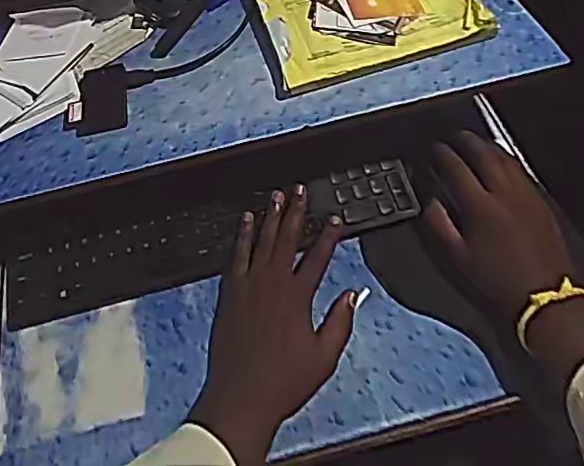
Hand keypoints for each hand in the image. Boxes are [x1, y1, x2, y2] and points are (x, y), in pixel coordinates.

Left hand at [189, 186, 360, 463]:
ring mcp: (249, 283)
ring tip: (276, 195)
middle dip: (296, 212)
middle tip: (299, 190)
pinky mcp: (230, 288)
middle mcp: (273, 283)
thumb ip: (340, 322)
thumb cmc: (284, 381)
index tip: (334, 219)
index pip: (318, 257)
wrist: (242, 394)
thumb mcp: (324, 357)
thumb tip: (352, 294)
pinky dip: (242, 234)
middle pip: (287, 238)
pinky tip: (246, 219)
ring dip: (270, 215)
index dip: (328, 235)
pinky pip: (237, 252)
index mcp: (298, 298)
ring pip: (261, 239)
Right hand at [419, 132, 583, 386]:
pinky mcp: (543, 205)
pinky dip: (506, 160)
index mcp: (479, 205)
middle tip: (451, 138)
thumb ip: (437, 223)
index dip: (439, 154)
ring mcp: (527, 198)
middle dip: (463, 141)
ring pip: (505, 158)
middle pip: (482, 153)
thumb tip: (429, 200)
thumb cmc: (499, 283)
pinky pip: (522, 171)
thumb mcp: (456, 257)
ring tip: (474, 143)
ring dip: (486, 146)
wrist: (548, 303)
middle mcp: (504, 194)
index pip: (454, 166)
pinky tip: (501, 162)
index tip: (431, 150)